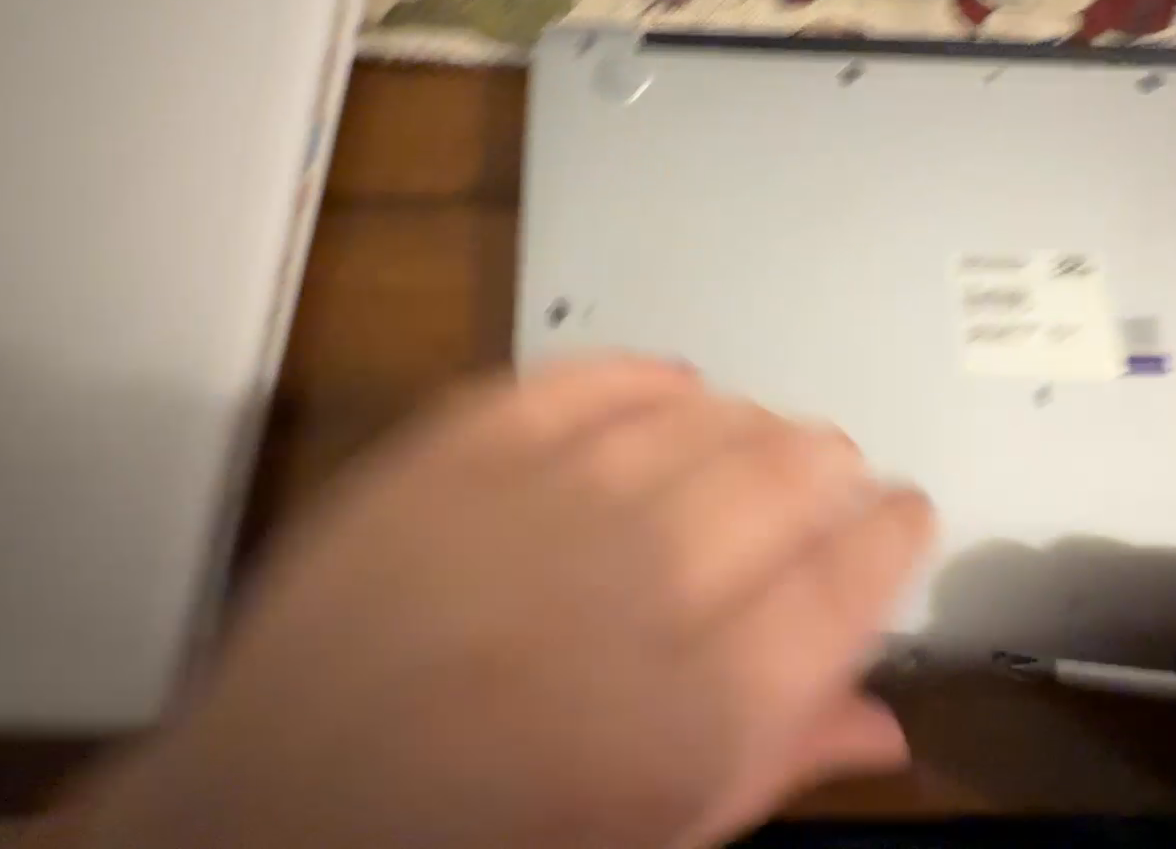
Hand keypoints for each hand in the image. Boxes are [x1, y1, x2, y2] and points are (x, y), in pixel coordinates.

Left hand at [31, 356, 933, 848]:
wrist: (271, 820)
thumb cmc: (488, 847)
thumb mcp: (658, 838)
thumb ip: (778, 766)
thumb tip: (890, 719)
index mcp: (696, 711)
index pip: (850, 581)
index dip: (894, 531)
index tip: (904, 509)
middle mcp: (633, 587)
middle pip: (783, 477)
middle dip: (828, 464)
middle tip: (831, 467)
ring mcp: (538, 505)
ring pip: (698, 418)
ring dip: (750, 419)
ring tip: (760, 434)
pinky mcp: (454, 451)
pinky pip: (582, 379)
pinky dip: (644, 374)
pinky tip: (674, 386)